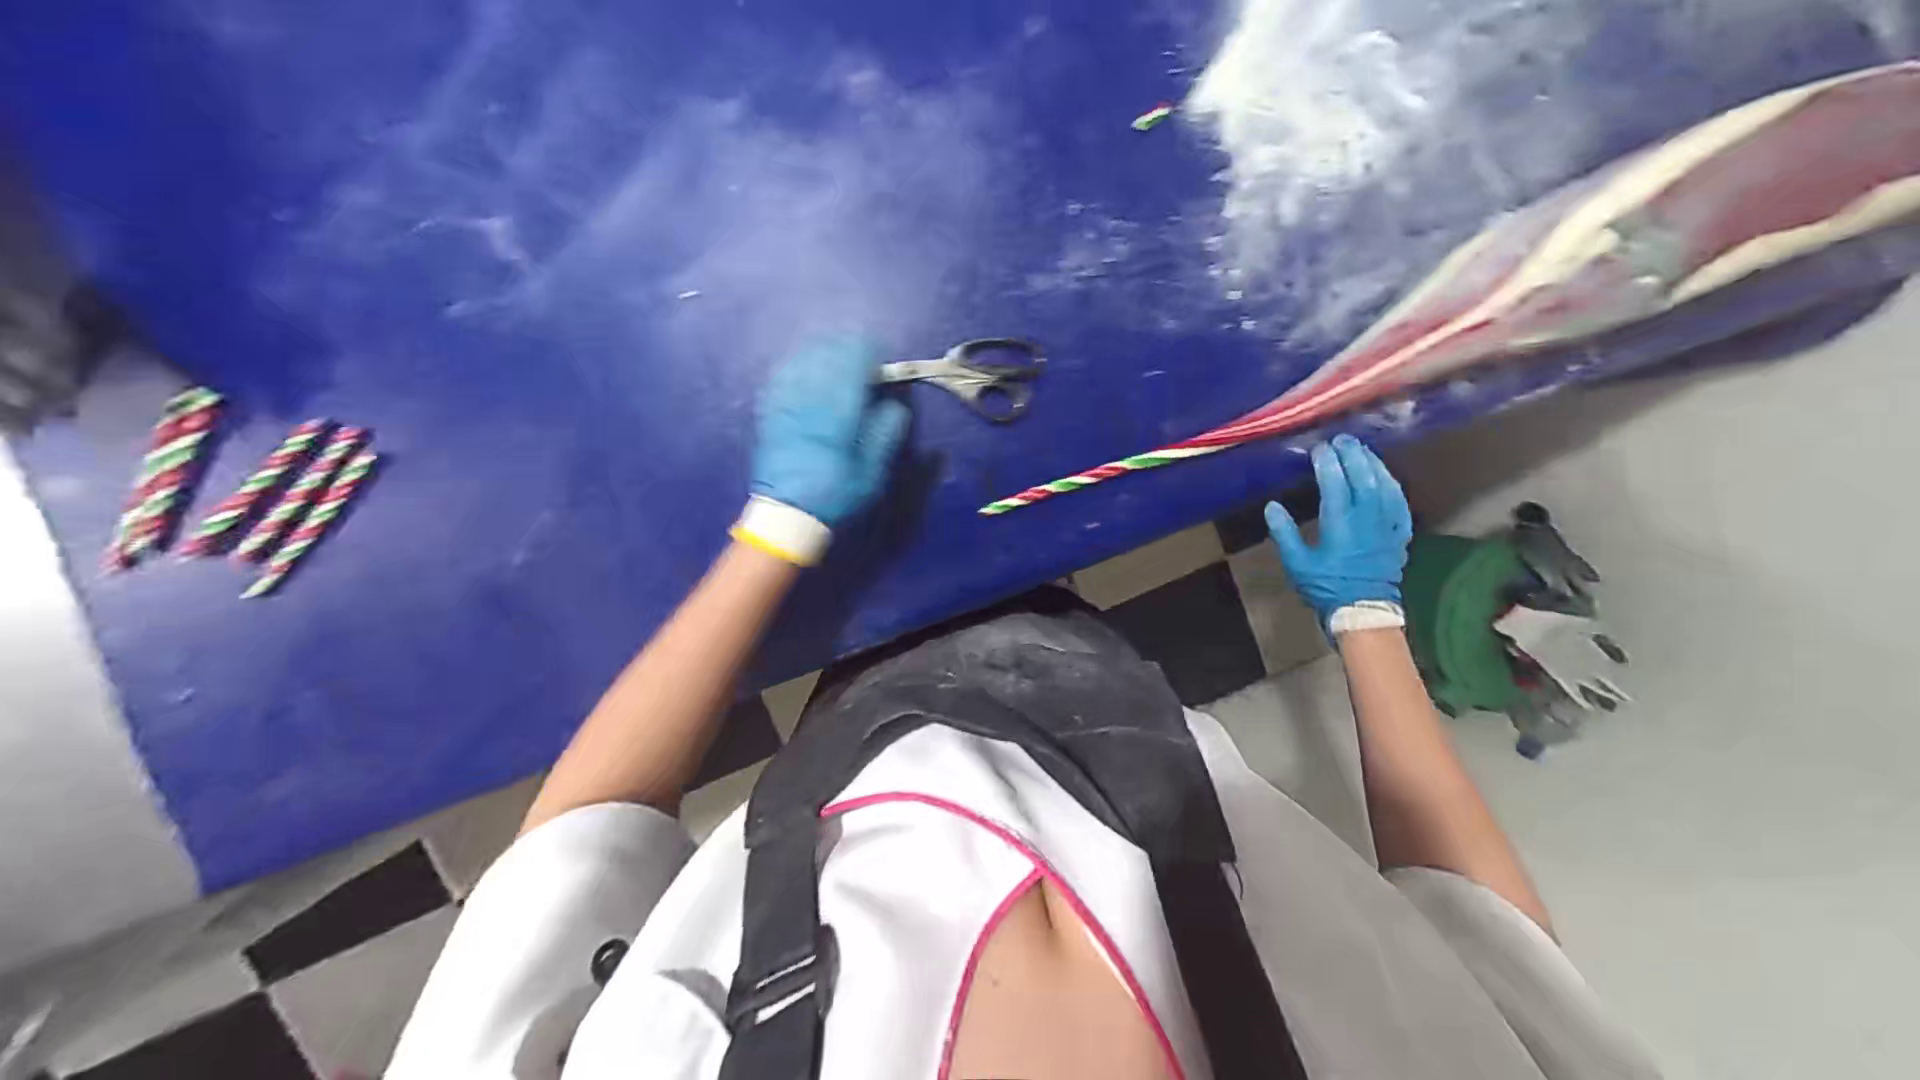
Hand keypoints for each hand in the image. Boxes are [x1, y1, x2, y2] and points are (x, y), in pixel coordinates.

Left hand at [751, 338, 910, 525]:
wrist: (788, 514)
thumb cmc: (837, 493)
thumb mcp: (873, 470)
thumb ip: (886, 431)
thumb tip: (895, 404)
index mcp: (840, 410)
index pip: (856, 359)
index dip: (872, 351)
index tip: (881, 359)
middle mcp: (810, 397)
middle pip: (828, 351)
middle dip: (848, 348)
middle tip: (861, 358)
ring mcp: (786, 401)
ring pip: (804, 357)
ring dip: (823, 352)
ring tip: (836, 360)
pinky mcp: (770, 410)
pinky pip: (782, 373)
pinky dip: (798, 366)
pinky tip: (806, 371)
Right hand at [1265, 435, 1412, 624]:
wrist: (1363, 611)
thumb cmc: (1325, 586)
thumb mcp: (1297, 563)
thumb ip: (1284, 533)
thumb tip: (1272, 506)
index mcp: (1340, 524)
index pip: (1335, 483)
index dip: (1327, 463)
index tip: (1319, 449)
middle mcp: (1368, 518)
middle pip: (1363, 477)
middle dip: (1352, 455)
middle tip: (1341, 440)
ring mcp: (1388, 525)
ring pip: (1384, 485)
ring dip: (1373, 464)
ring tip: (1362, 450)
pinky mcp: (1399, 533)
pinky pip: (1399, 501)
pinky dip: (1391, 484)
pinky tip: (1384, 476)